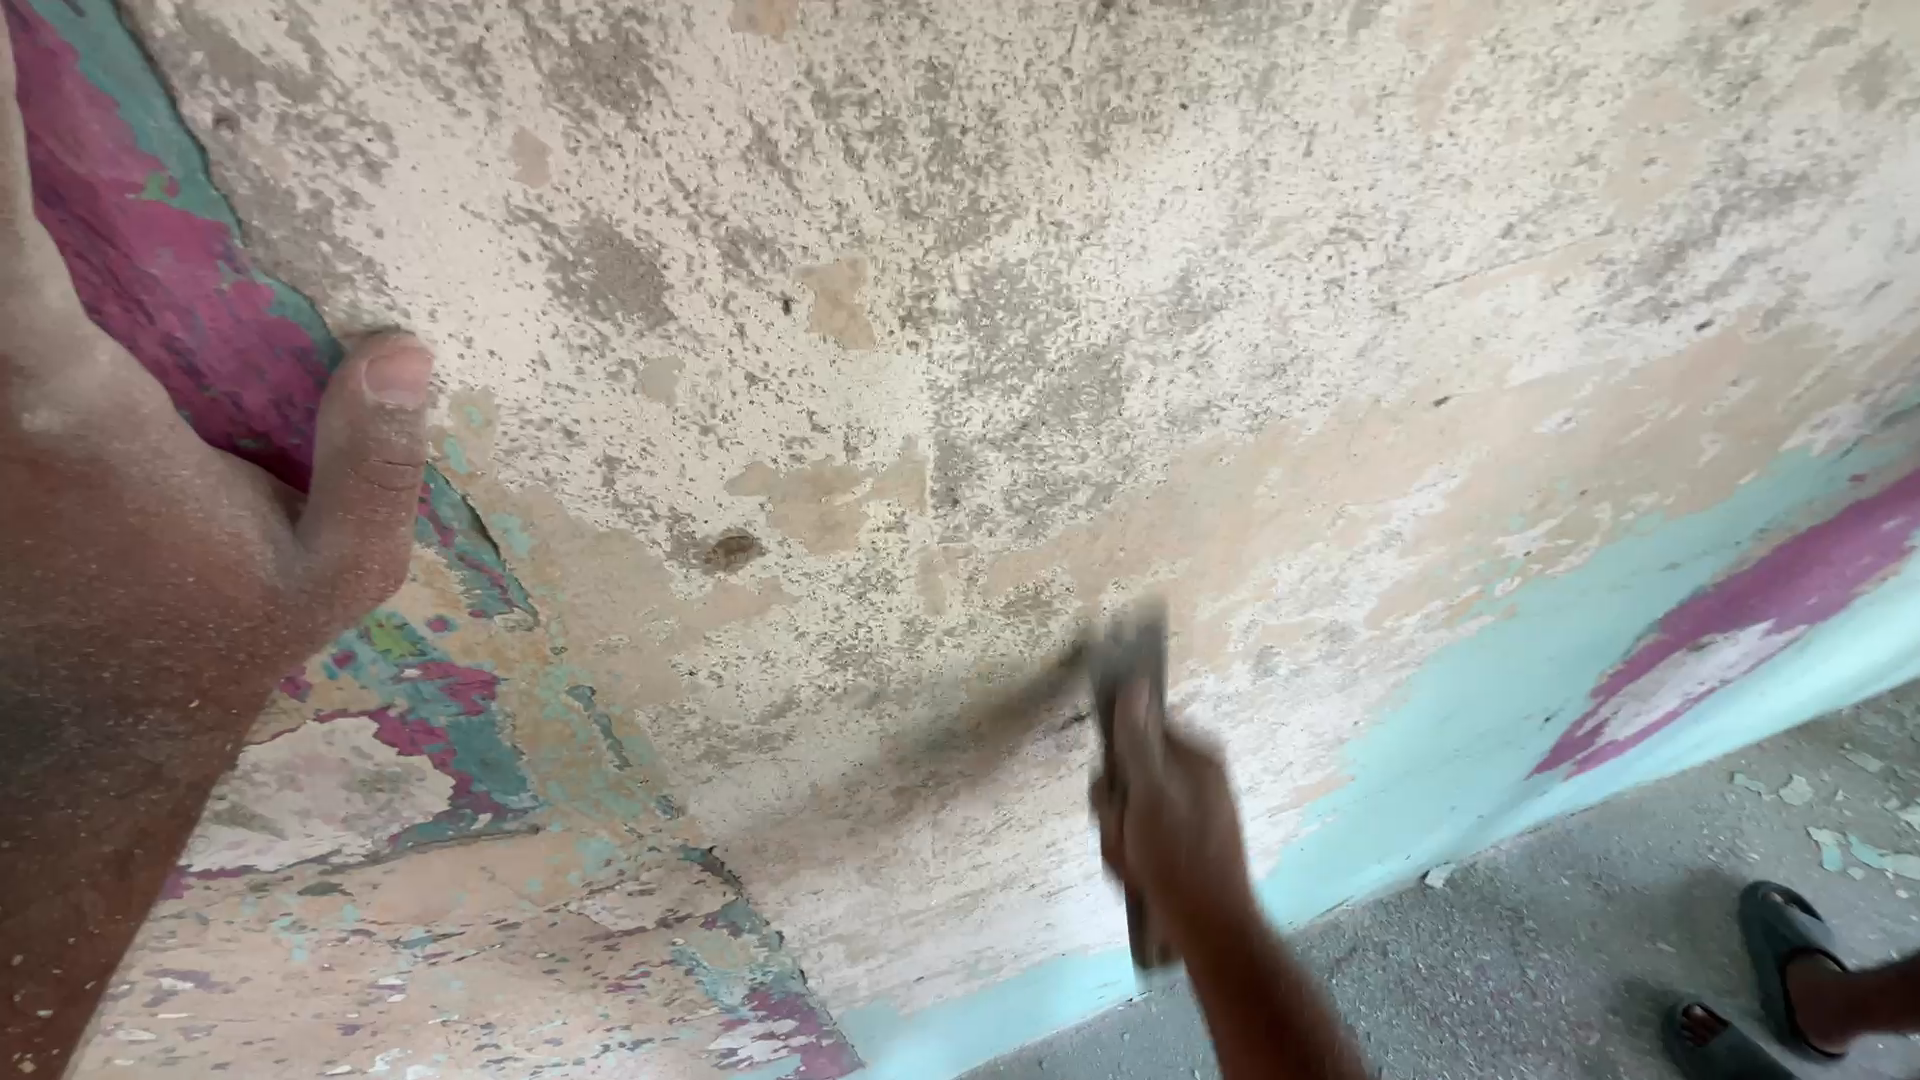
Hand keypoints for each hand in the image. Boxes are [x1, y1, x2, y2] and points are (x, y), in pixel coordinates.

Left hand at [1, 16, 430, 1068]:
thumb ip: (376, 464)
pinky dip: (17, 243)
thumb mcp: (343, 569)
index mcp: (65, 407)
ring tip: (58, 121)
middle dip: (5, 142)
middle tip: (59, 67)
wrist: (86, 711)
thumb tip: (403, 348)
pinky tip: (53, 218)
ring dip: (15, 194)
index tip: (34, 46)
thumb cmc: (221, 631)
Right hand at [1090, 681, 1257, 944]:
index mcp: (1196, 757)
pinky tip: (1137, 874)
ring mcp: (1187, 812)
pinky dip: (1130, 854)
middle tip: (1124, 833)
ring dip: (1118, 835)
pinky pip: (1139, 835)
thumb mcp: (1150, 792)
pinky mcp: (1180, 843)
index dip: (1118, 757)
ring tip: (1132, 862)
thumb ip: (1136, 738)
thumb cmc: (1178, 857)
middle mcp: (1193, 779)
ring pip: (1127, 808)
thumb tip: (1134, 683)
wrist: (1210, 931)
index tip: (1115, 786)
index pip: (1139, 730)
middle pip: (1128, 772)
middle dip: (1114, 808)